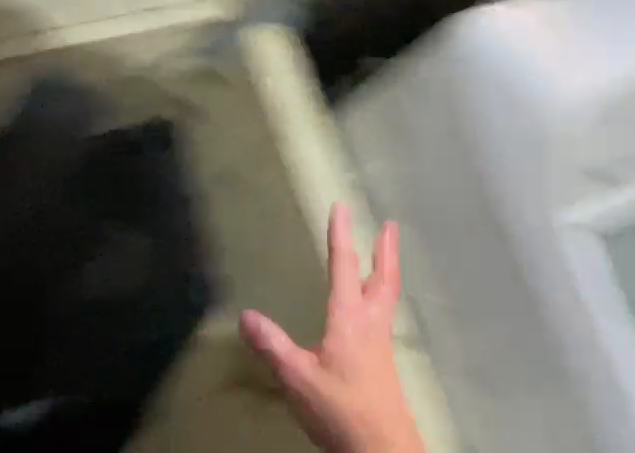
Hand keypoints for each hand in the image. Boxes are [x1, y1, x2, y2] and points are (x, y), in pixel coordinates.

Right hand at [240, 204, 423, 452]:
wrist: (385, 451)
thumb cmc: (341, 409)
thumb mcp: (298, 378)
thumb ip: (273, 347)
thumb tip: (245, 314)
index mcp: (350, 318)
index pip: (344, 267)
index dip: (341, 235)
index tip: (342, 206)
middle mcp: (370, 325)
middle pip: (382, 279)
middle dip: (384, 250)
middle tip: (390, 225)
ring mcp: (381, 346)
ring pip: (387, 298)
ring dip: (386, 272)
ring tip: (386, 257)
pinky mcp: (384, 367)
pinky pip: (384, 318)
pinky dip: (382, 299)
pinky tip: (375, 313)